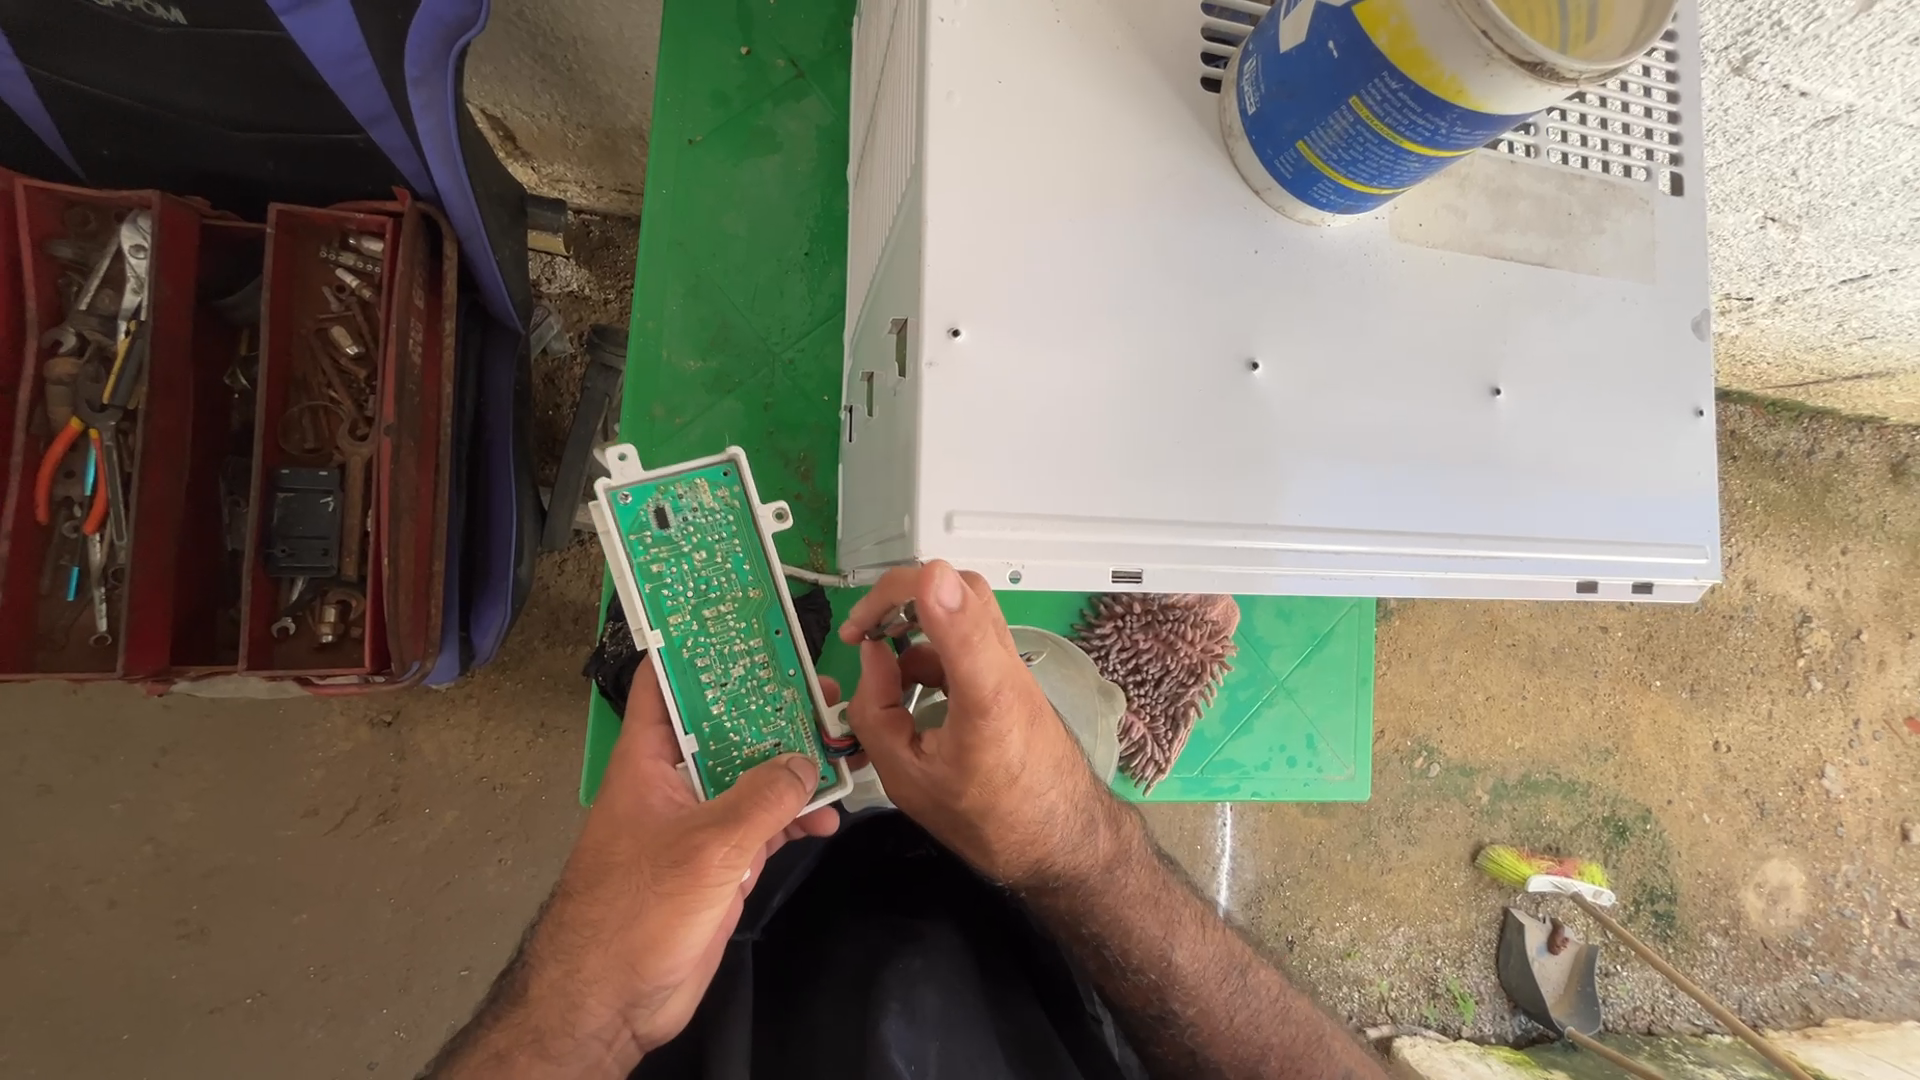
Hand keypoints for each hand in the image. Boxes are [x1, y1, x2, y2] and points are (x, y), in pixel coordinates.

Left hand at [463, 668, 840, 1074]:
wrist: (612, 1005)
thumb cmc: (638, 911)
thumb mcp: (708, 845)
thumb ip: (765, 797)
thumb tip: (808, 761)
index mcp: (651, 758)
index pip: (666, 683)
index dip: (698, 651)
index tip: (744, 628)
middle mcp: (679, 778)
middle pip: (730, 725)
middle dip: (776, 708)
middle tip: (823, 690)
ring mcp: (704, 818)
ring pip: (757, 772)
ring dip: (798, 763)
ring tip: (843, 746)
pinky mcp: (725, 857)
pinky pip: (769, 821)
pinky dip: (800, 816)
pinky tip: (830, 816)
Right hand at [839, 561, 1126, 888]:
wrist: (1061, 839)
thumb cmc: (986, 820)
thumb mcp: (908, 780)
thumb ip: (876, 712)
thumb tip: (871, 653)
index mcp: (985, 692)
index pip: (960, 609)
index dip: (911, 590)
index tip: (866, 619)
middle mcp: (1005, 665)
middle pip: (963, 587)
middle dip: (903, 593)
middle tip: (865, 627)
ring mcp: (1013, 667)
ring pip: (966, 609)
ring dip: (918, 618)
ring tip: (879, 660)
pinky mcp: (1011, 675)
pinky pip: (969, 639)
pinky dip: (932, 646)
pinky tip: (909, 685)